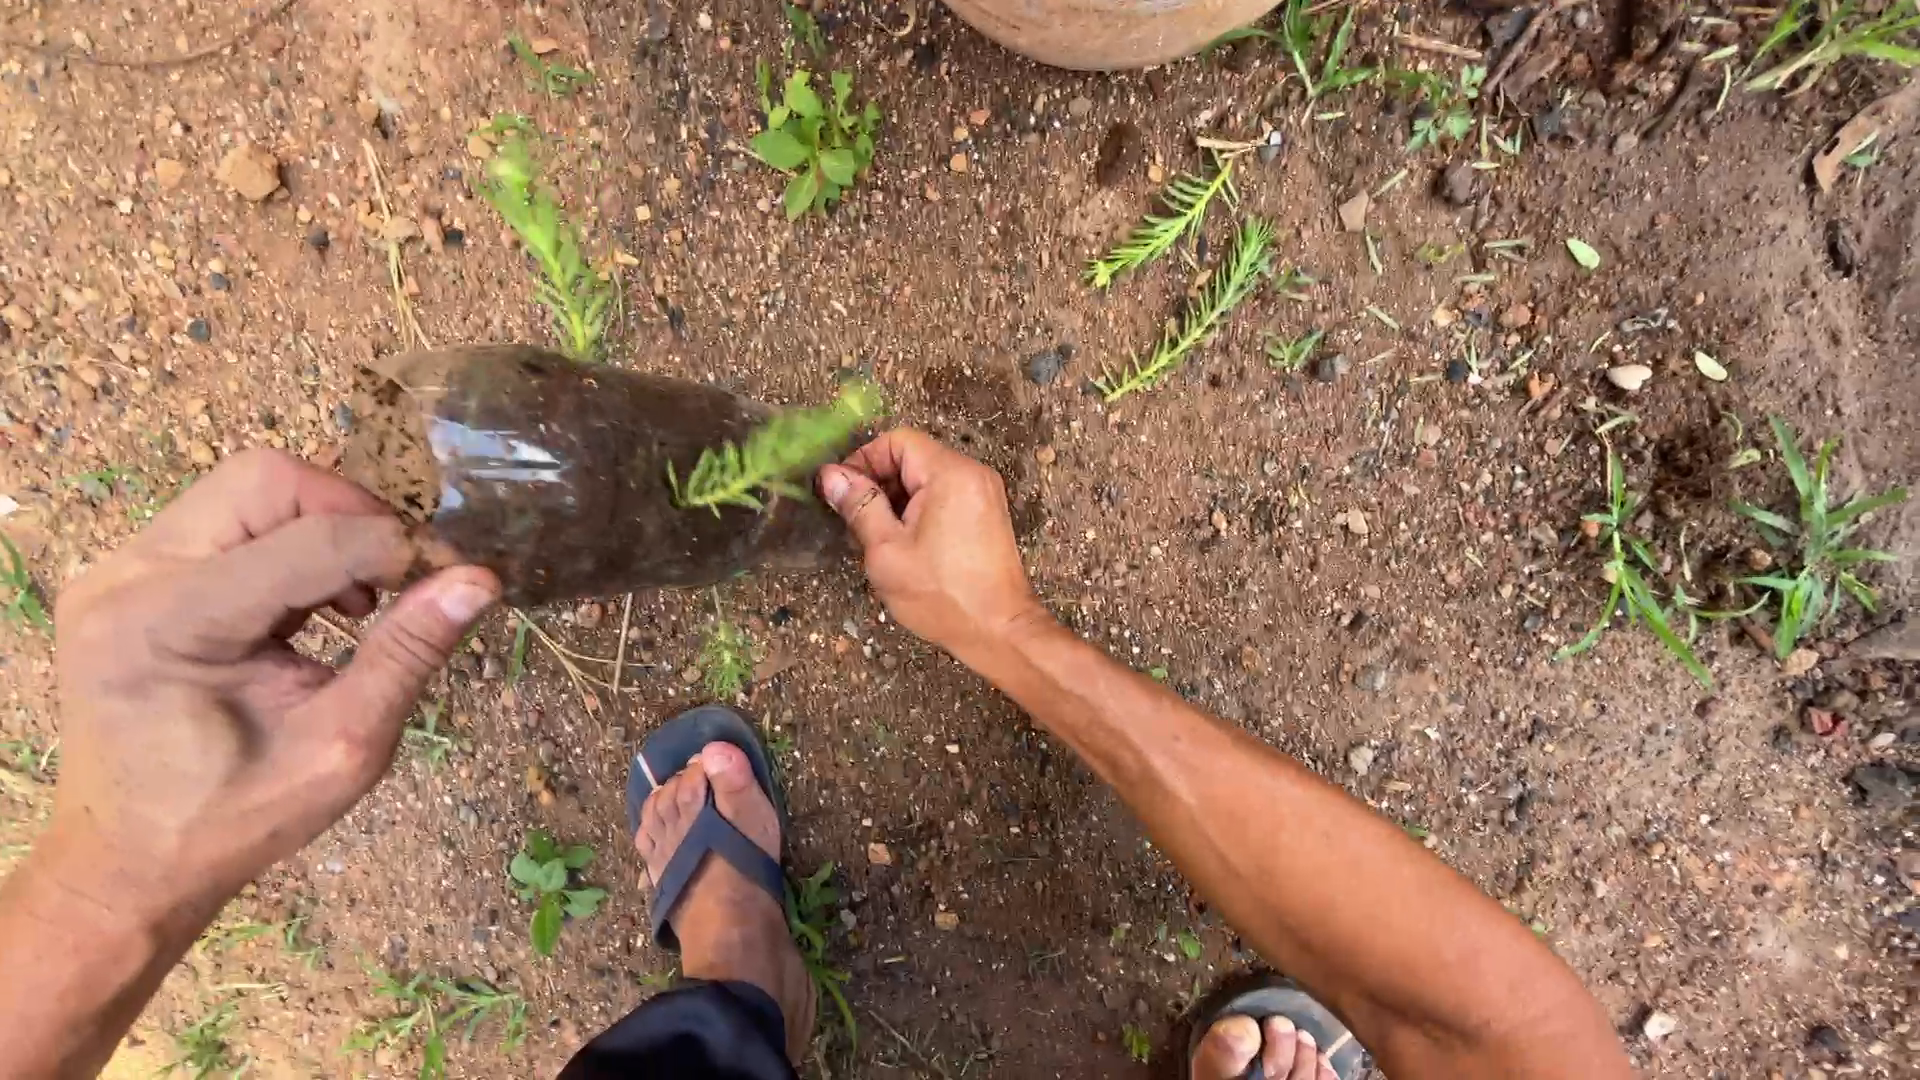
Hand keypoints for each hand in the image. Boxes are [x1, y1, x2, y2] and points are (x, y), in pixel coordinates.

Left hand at [43, 450, 498, 932]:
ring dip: (336, 526)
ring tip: (368, 596)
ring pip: (258, 488)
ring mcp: (128, 570)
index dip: (403, 549)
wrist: (131, 860)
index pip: (315, 540)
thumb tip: (482, 579)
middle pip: (271, 481)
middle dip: (361, 515)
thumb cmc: (238, 815)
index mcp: (168, 623)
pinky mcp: (143, 576)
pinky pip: (243, 519)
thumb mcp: (346, 742)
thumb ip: (410, 651)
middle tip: (408, 574)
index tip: (457, 582)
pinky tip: (330, 602)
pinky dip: (309, 542)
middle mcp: (130, 576)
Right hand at [817, 429, 1049, 659]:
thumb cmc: (941, 595)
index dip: (864, 461)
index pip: (897, 440)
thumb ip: (859, 506)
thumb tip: (830, 475)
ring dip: (896, 501)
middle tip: (857, 523)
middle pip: (913, 458)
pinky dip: (919, 512)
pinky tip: (905, 545)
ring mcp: (984, 494)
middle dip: (879, 484)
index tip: (843, 495)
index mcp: (950, 473)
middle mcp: (972, 473)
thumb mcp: (887, 550)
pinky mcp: (986, 514)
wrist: (999, 631)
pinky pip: (944, 497)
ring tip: (879, 539)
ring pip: (926, 479)